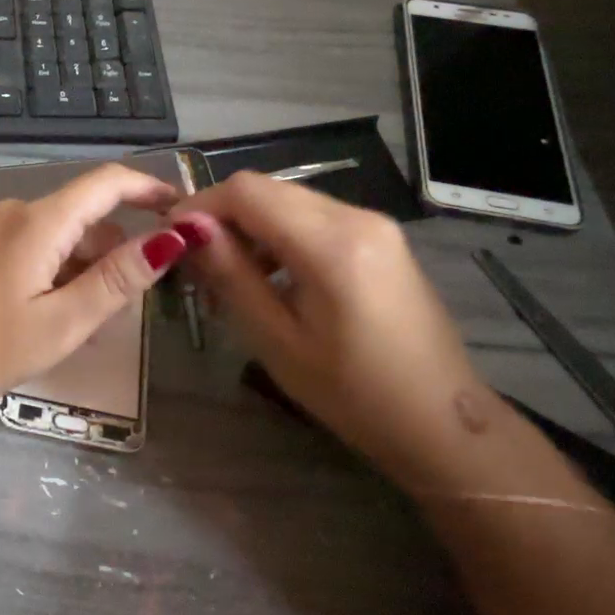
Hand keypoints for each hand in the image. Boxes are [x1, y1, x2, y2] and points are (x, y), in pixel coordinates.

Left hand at [0, 163, 197, 413]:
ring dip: (86, 272)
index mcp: (40, 220)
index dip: (151, 189)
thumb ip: (117, 280)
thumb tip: (173, 238)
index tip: (187, 211)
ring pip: (60, 240)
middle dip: (118, 252)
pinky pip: (33, 254)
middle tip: (132, 309)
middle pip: (86, 217)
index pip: (108, 182)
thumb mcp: (61, 321)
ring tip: (90, 328)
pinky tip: (54, 322)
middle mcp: (15, 215)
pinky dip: (57, 278)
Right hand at [171, 171, 489, 487]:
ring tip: (230, 279)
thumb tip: (186, 228)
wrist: (442, 424)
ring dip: (248, 228)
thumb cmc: (352, 393)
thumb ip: (230, 274)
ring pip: (287, 201)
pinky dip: (278, 236)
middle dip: (221, 218)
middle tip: (196, 266)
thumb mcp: (276, 339)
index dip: (199, 206)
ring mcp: (374, 226)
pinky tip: (270, 279)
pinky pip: (313, 218)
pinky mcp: (381, 240)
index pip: (246, 191)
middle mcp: (357, 218)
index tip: (171, 242)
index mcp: (332, 243)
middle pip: (266, 190)